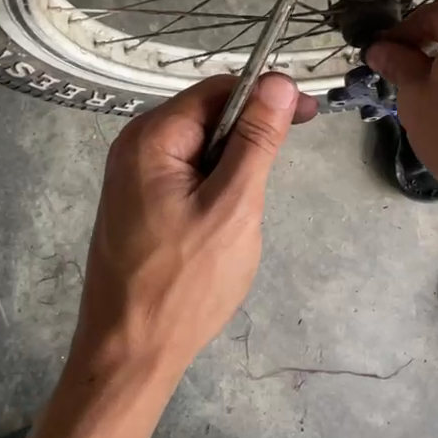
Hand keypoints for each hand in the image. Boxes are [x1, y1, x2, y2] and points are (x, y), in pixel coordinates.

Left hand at [67, 73, 313, 382]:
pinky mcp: (139, 201)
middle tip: (276, 174)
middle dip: (249, 135)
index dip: (266, 97)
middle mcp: (135, 145)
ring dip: (234, 165)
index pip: (219, 91)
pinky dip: (215, 184)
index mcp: (151, 136)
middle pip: (208, 115)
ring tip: (245, 210)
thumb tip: (279, 81)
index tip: (309, 115)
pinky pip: (187, 173)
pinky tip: (222, 220)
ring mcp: (134, 175)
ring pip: (201, 147)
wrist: (128, 356)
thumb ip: (257, 140)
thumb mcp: (232, 206)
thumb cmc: (183, 283)